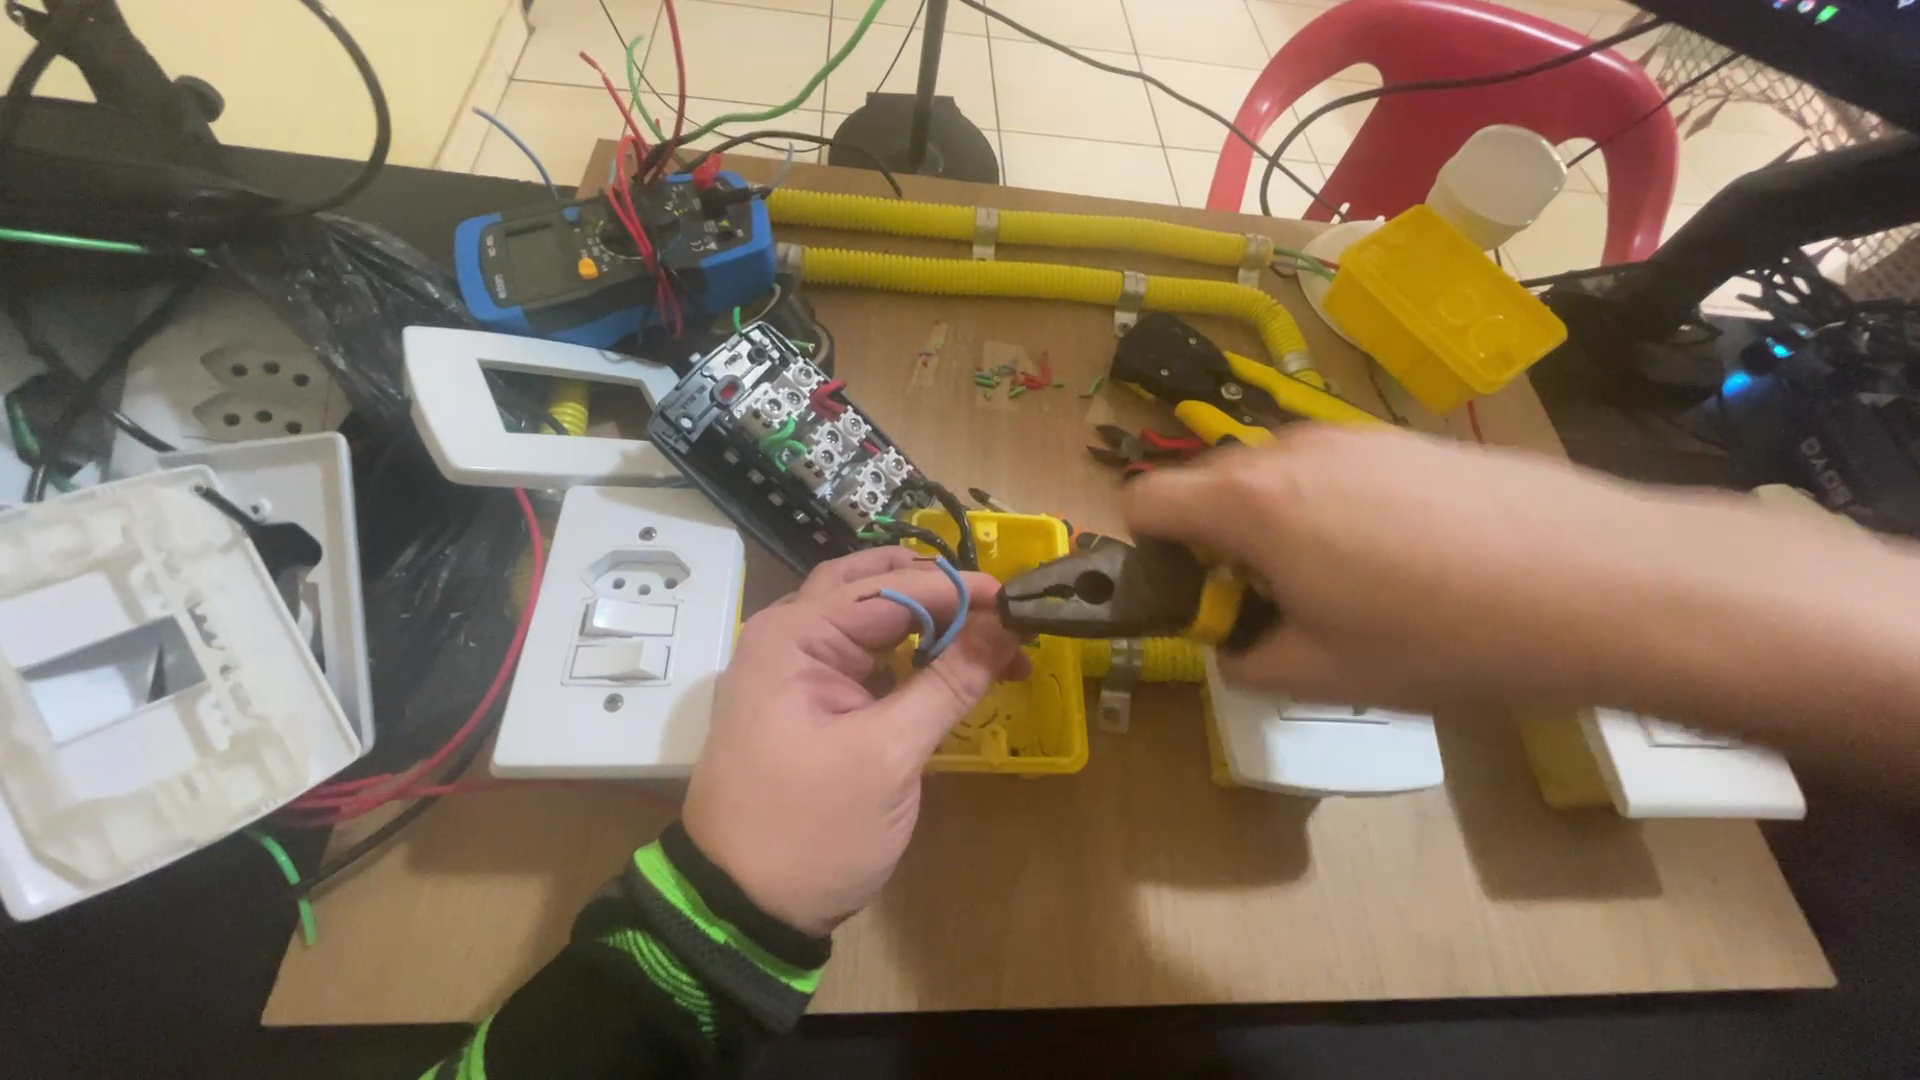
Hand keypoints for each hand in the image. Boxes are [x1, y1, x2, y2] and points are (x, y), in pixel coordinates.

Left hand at [682, 548, 1029, 936]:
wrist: (741, 909)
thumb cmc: (811, 831)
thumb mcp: (888, 755)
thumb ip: (947, 683)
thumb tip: (1005, 628)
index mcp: (795, 636)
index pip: (889, 589)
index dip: (957, 591)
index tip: (1016, 603)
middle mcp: (787, 635)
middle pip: (870, 587)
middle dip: (935, 592)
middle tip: (994, 608)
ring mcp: (791, 667)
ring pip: (865, 616)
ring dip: (922, 617)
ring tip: (978, 632)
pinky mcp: (804, 698)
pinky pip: (858, 653)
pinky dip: (903, 650)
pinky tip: (940, 661)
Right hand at [1122, 425, 1759, 708]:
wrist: (1603, 581)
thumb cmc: (1439, 636)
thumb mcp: (1318, 674)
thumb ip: (1242, 657)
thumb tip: (1233, 642)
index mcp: (1247, 503)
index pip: (1142, 502)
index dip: (1149, 553)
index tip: (1197, 596)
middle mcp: (1286, 452)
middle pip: (1205, 486)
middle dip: (1215, 542)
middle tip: (1273, 600)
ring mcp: (1348, 435)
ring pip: (1270, 478)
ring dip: (1273, 525)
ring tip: (1346, 580)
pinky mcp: (1401, 437)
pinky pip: (1329, 470)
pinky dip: (1328, 509)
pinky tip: (1401, 556)